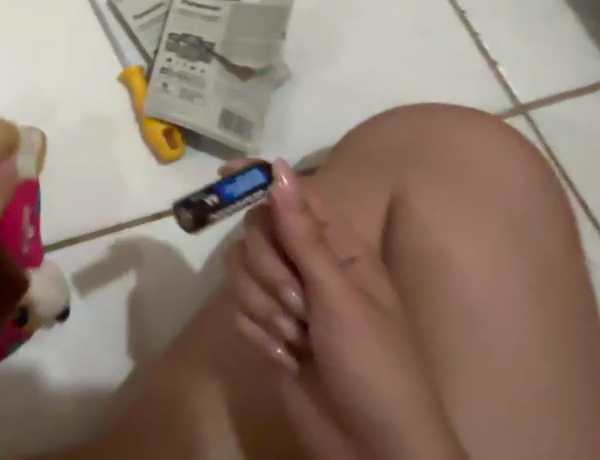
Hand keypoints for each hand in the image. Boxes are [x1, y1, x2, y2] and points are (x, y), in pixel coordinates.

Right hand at [227, 159, 463, 459]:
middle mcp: (310, 267)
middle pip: (257, 232)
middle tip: (298, 302)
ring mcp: (287, 300)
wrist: (373, 450)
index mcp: (340, 249)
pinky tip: (285, 358)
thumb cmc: (375, 366)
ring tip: (295, 339)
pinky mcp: (267, 330)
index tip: (224, 175)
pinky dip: (257, 332)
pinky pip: (237, 308)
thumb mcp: (340, 296)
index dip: (260, 180)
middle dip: (267, 267)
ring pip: (241, 270)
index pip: (294, 195)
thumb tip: (277, 167)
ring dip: (263, 305)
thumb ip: (301, 232)